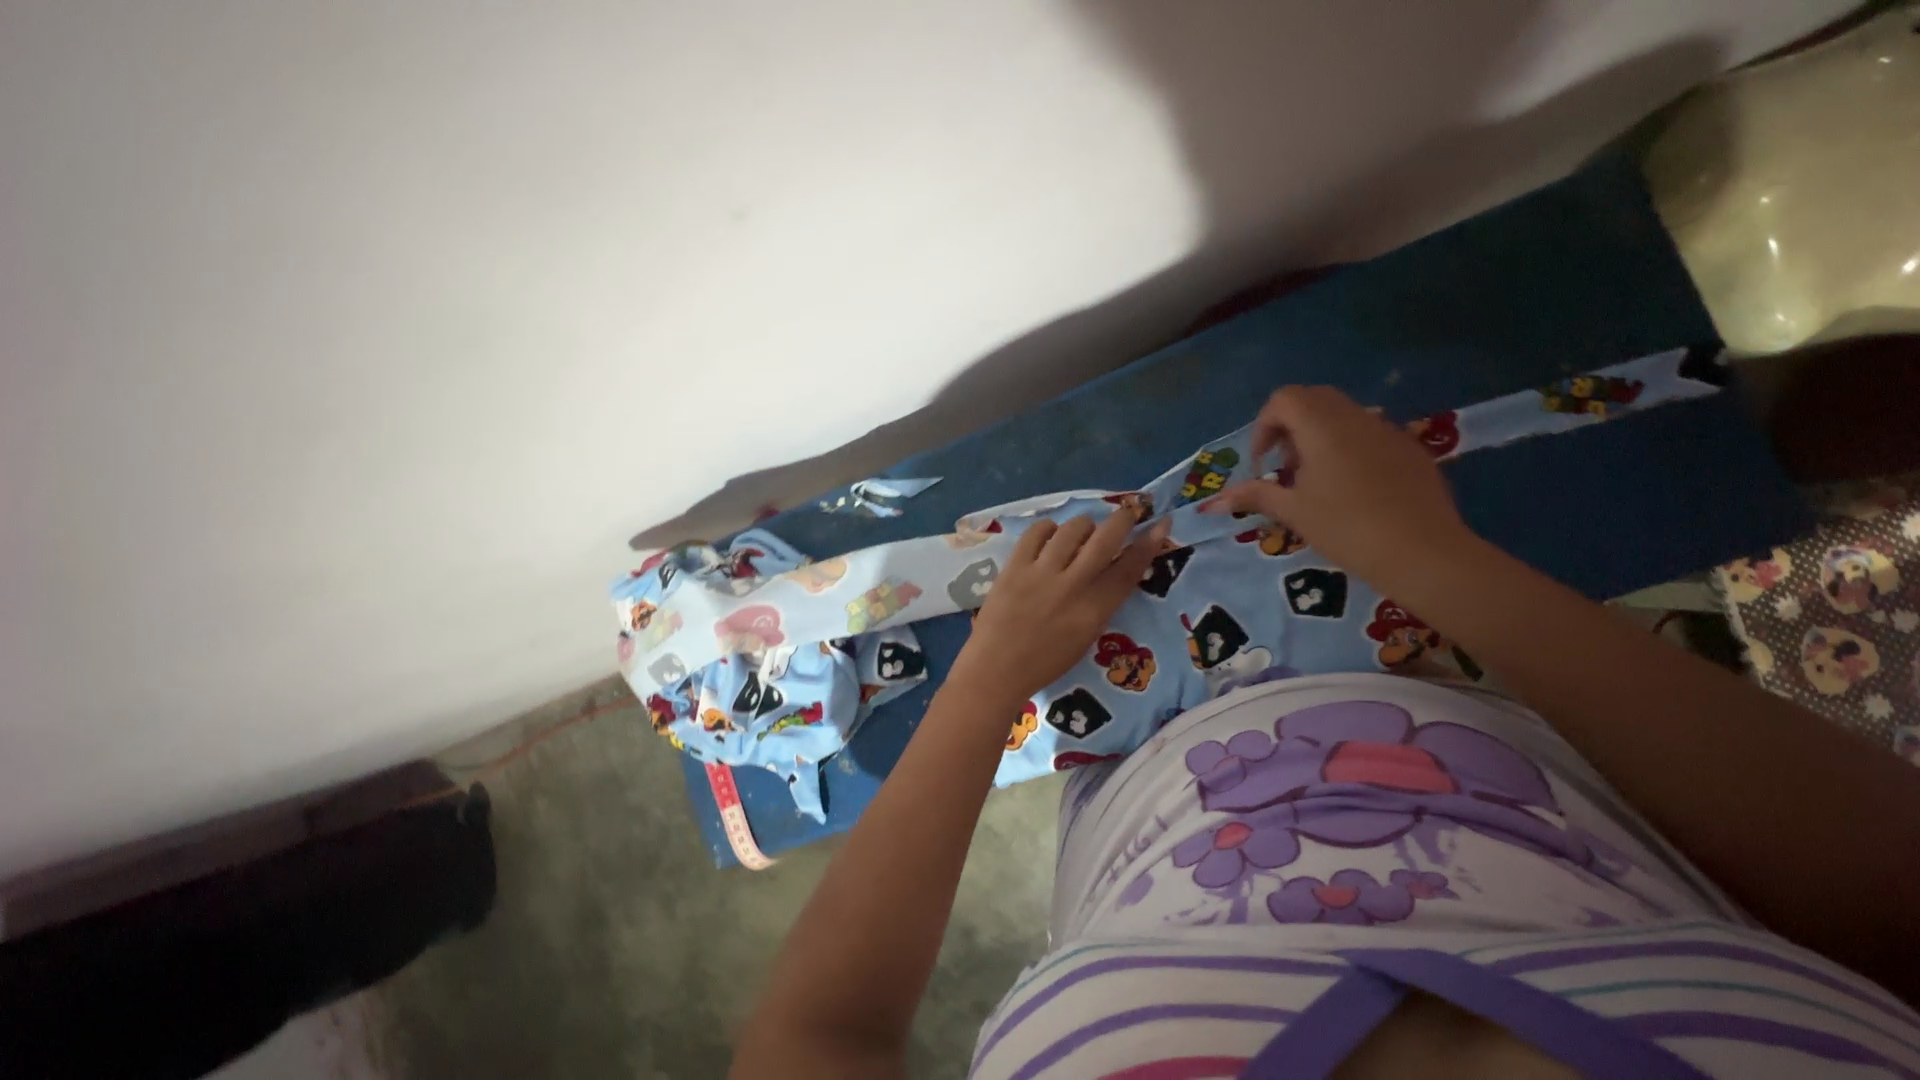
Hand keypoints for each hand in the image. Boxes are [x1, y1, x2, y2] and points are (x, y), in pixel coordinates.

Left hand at [956, 508, 1167, 699]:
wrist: (996, 670)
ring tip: (1083, 531)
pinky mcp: (1014, 566)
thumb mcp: (1085, 638)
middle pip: (1105, 540)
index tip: (1159, 524)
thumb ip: (1099, 604)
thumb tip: (1111, 572)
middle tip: (1127, 514)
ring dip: (1084, 525)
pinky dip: (1048, 529)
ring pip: (1073, 530)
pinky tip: (1050, 536)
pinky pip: (1036, 533)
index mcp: (1094, 611)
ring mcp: (1041, 573)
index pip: (1128, 569)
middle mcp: (1073, 586)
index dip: (1148, 544)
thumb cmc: (1044, 664)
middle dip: (1122, 520)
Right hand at [1203, 385, 1473, 590]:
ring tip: (1319, 481)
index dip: (1264, 426)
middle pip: (1314, 399)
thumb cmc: (1348, 529)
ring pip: (1345, 415)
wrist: (1423, 552)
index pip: (1284, 399)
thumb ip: (1256, 496)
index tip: (1264, 464)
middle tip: (1287, 466)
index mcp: (1323, 427)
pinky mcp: (1411, 449)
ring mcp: (1388, 431)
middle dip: (1291, 426)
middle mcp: (1356, 418)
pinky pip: (1372, 434)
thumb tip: (1215, 500)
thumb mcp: (1295, 513)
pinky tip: (1356, 490)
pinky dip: (1352, 448)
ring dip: (1321, 436)